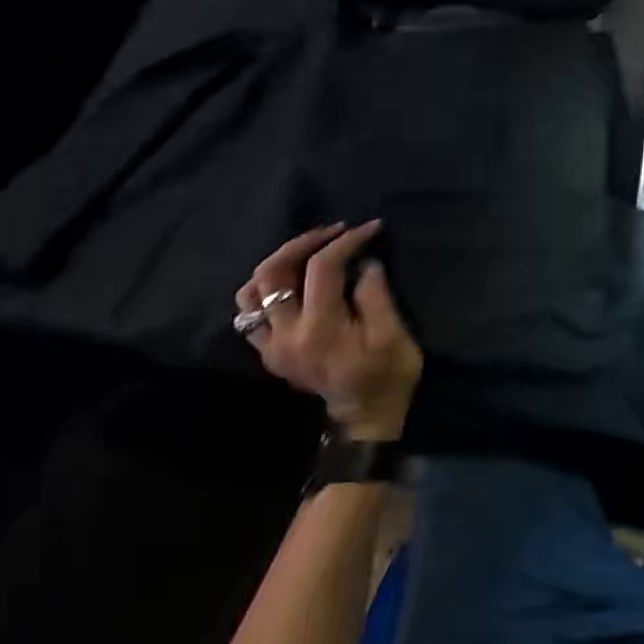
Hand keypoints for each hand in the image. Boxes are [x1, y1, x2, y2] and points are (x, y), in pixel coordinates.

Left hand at [236, 220, 423, 440]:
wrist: (367, 416)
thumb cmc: (388, 374)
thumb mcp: (393, 335)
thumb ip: (376, 296)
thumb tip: (365, 263)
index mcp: (319, 328)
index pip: (323, 268)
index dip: (347, 241)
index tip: (371, 228)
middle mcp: (285, 335)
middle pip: (273, 272)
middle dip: (303, 243)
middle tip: (334, 231)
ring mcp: (271, 346)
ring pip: (251, 292)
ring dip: (278, 263)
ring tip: (309, 251)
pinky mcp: (269, 352)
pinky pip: (250, 313)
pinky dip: (265, 289)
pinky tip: (292, 281)